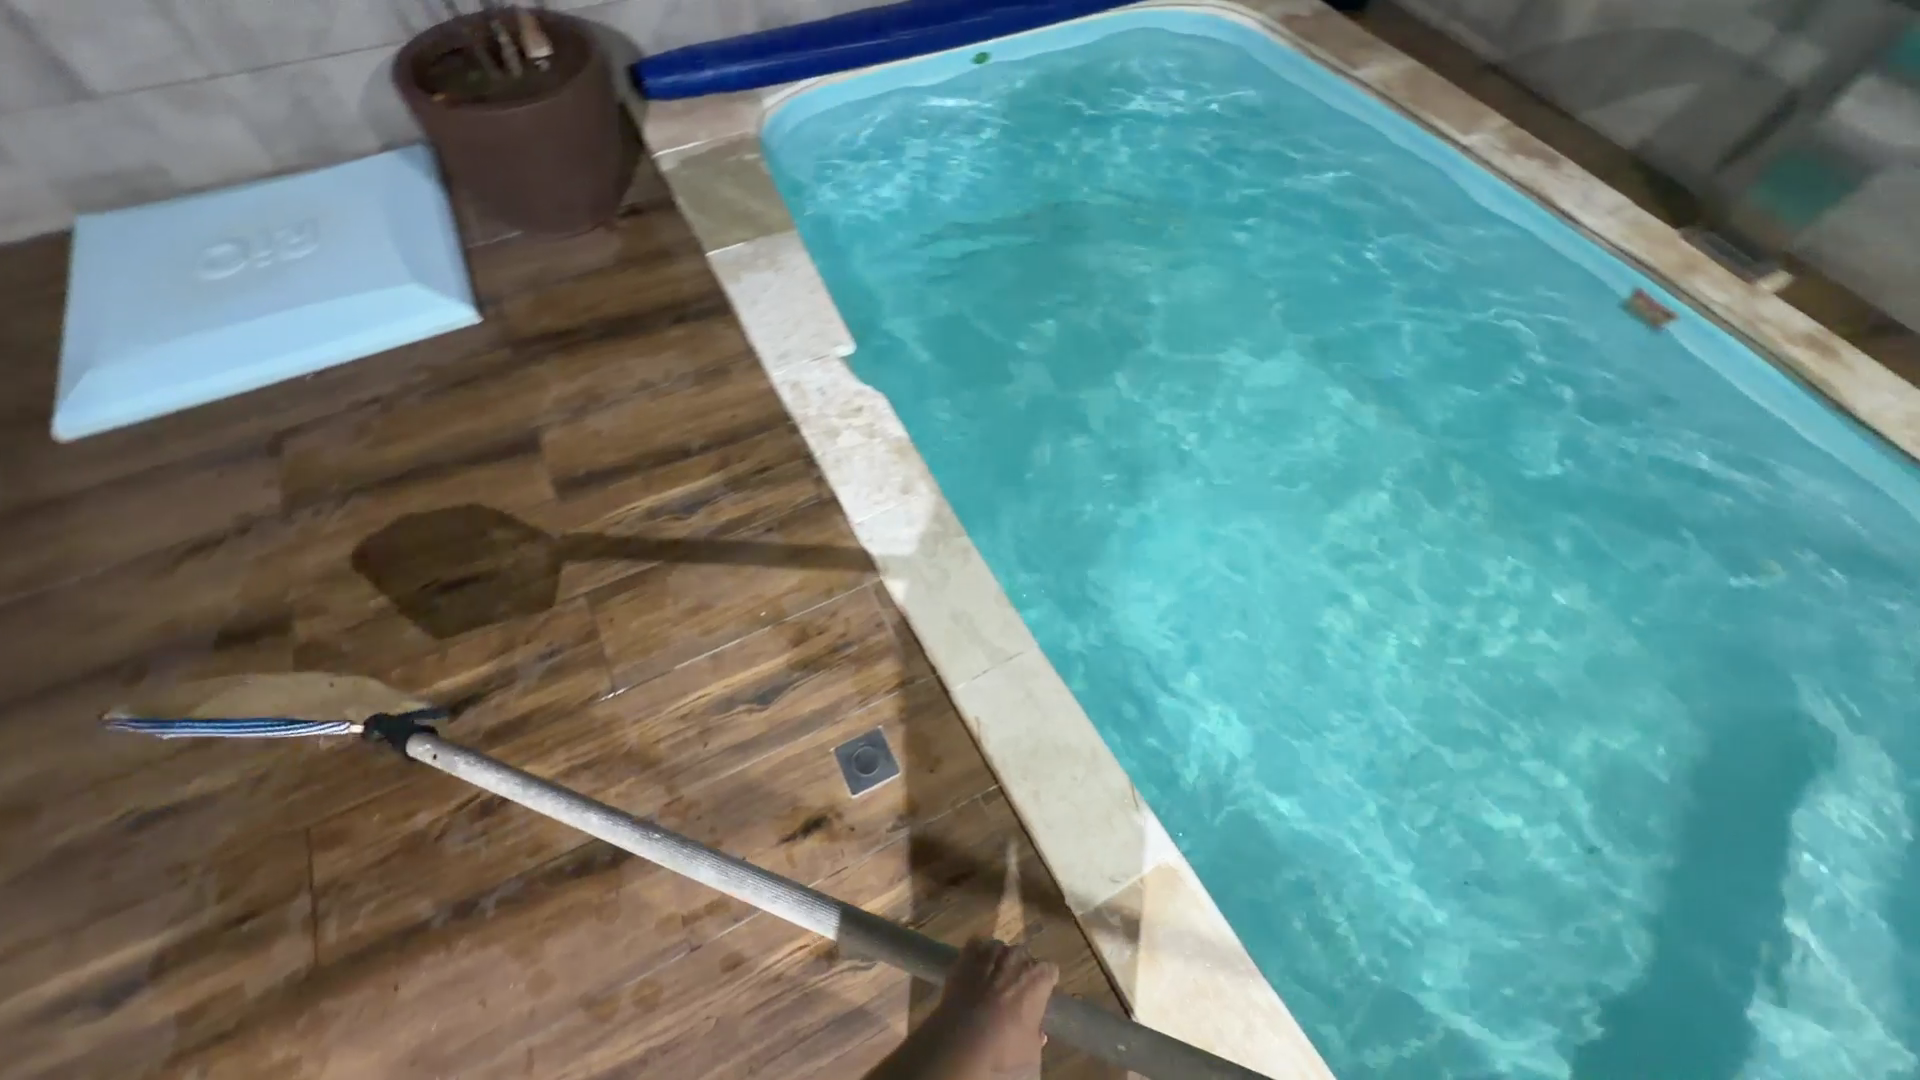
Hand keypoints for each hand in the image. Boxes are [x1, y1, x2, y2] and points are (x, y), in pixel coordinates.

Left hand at [931, 938, 1057, 1075]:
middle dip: (1021, 971)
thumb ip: (1036, 1037)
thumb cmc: (1003, 1049)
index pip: (1049, 971)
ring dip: (998, 961)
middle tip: (1013, 992)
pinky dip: (976, 956)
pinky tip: (973, 970)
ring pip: (1000, 949)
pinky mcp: (967, 954)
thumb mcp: (1030, 1053)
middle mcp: (1017, 957)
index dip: (1044, 984)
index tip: (1038, 995)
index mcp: (1038, 978)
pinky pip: (976, 946)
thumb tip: (1038, 1032)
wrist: (961, 1041)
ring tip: (990, 980)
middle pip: (1024, 957)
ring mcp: (991, 952)